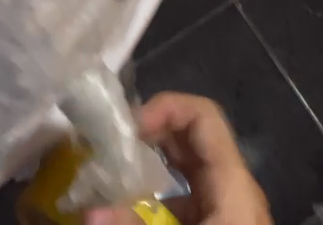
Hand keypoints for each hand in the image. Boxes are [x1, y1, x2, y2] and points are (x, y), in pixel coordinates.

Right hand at [89, 93, 270, 224]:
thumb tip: (88, 214)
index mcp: (233, 185)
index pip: (203, 116)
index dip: (164, 108)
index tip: (127, 131)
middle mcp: (232, 191)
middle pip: (190, 140)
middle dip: (148, 136)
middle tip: (109, 147)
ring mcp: (224, 214)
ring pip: (184, 173)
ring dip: (147, 168)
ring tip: (109, 178)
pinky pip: (183, 203)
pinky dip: (154, 200)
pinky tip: (126, 213)